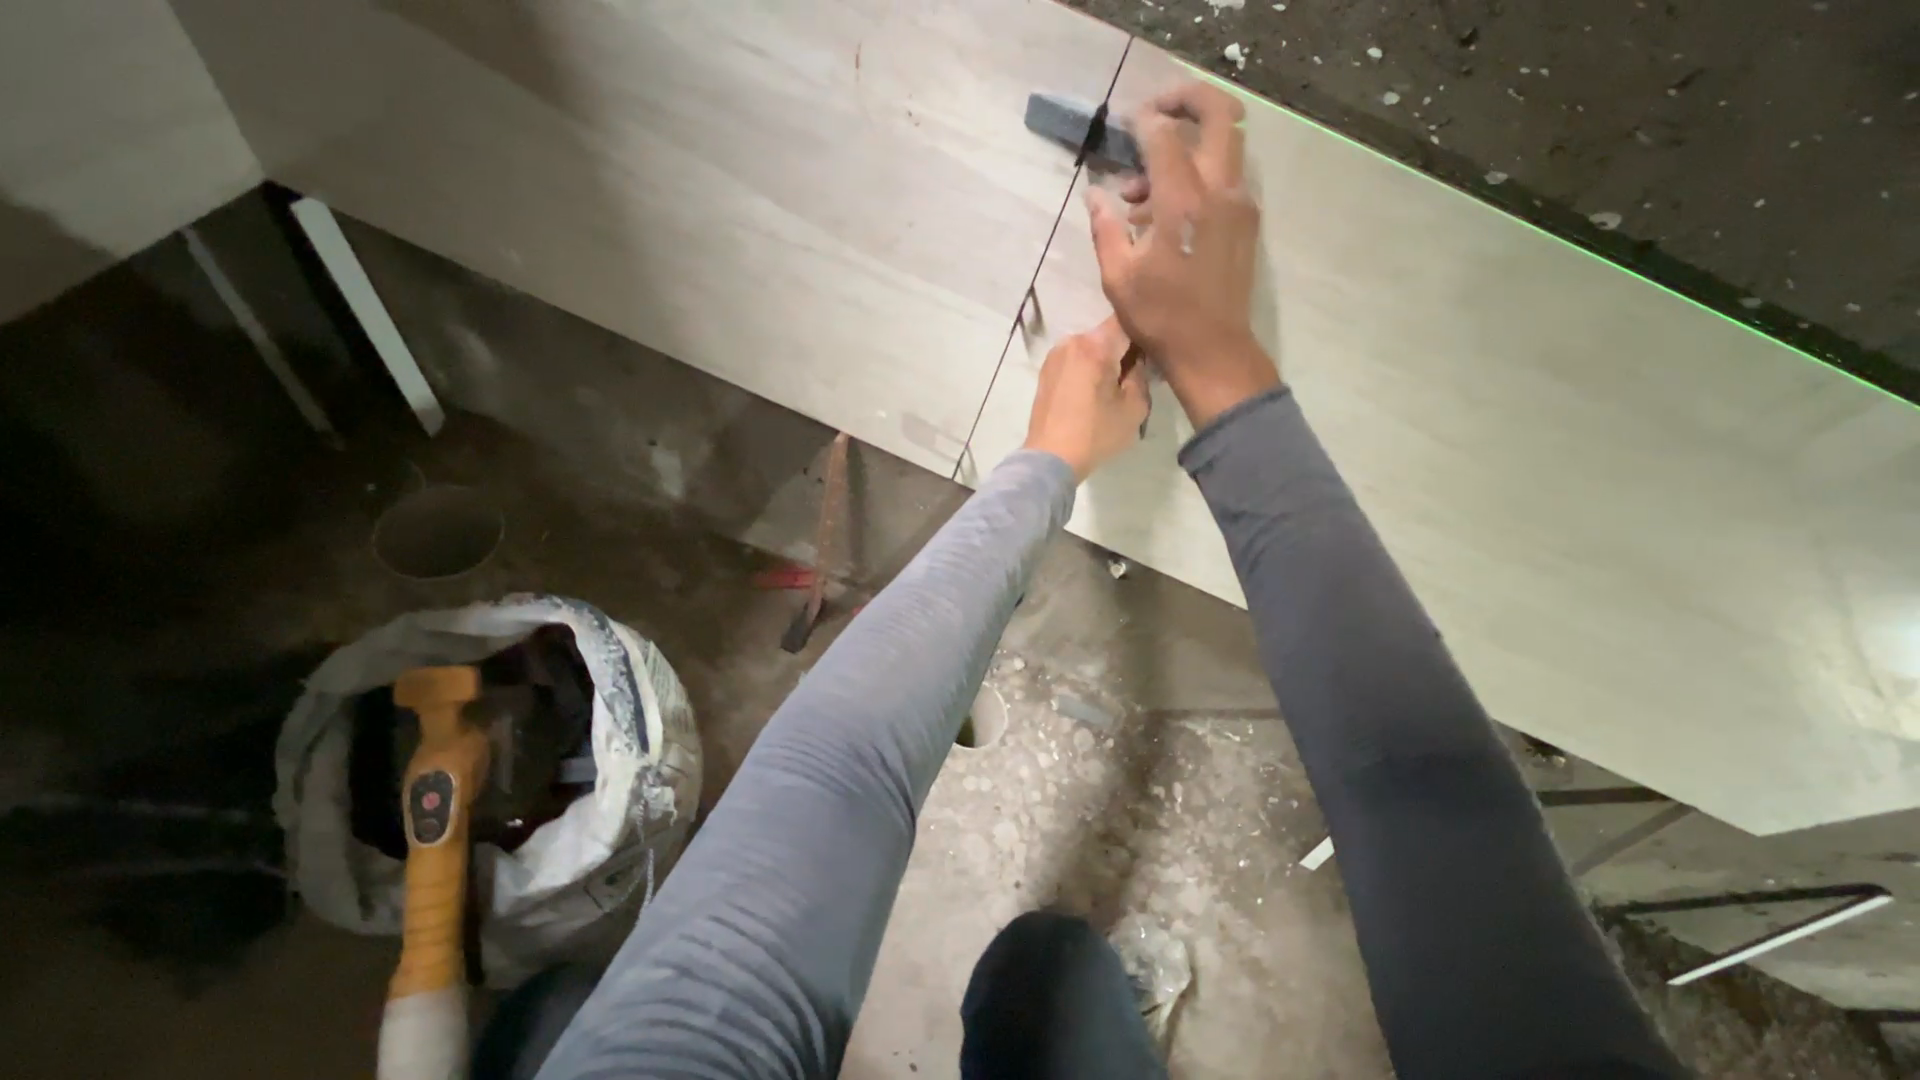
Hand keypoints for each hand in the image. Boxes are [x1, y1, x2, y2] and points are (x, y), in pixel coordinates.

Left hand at [1022, 316, 1151, 480]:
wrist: (1051, 458)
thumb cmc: (1096, 433)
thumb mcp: (1135, 407)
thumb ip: (1142, 375)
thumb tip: (1137, 362)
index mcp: (1095, 346)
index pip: (1126, 320)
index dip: (1143, 332)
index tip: (1152, 350)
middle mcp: (1072, 341)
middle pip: (1107, 334)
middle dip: (1123, 349)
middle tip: (1135, 373)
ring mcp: (1055, 355)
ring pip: (1090, 347)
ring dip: (1103, 360)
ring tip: (1112, 386)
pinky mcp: (1046, 371)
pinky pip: (1075, 360)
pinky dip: (1086, 368)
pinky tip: (1092, 392)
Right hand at [1088, 81, 1279, 428]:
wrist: (1213, 350)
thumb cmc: (1160, 317)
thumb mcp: (1118, 277)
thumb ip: (1105, 228)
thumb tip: (1095, 194)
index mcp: (1182, 202)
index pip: (1165, 134)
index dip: (1143, 121)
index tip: (1123, 125)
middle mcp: (1219, 191)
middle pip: (1220, 113)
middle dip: (1187, 100)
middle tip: (1154, 114)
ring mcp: (1239, 204)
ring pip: (1225, 143)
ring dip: (1187, 145)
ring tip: (1140, 190)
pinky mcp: (1246, 221)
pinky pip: (1224, 176)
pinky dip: (1197, 174)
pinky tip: (1163, 212)